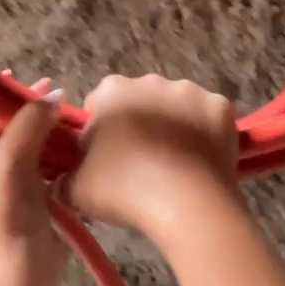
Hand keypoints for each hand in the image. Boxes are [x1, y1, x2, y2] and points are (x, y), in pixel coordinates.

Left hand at [0, 79, 68, 278]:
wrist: (22, 268)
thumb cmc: (5, 209)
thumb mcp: (13, 156)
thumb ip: (31, 119)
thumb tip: (54, 95)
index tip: (8, 74)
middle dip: (17, 105)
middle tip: (44, 87)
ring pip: (16, 141)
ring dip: (36, 125)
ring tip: (59, 104)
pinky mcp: (21, 195)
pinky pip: (34, 160)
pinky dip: (48, 146)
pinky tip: (68, 133)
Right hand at [66, 74, 240, 238]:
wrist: (186, 204)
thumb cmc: (123, 190)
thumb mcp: (75, 189)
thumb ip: (65, 177)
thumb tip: (63, 180)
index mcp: (111, 91)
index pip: (98, 104)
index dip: (99, 131)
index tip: (103, 158)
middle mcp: (149, 81)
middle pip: (138, 101)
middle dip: (138, 124)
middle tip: (138, 164)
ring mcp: (189, 90)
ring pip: (175, 106)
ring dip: (171, 126)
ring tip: (173, 165)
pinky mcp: (221, 107)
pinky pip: (207, 118)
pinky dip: (204, 134)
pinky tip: (200, 161)